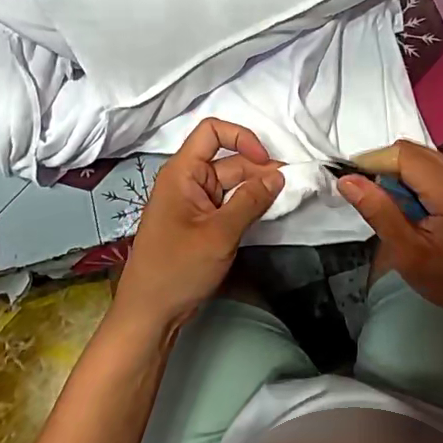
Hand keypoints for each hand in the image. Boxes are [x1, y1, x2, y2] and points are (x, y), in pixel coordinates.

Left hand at [113, 119, 285, 334]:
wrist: (150, 311)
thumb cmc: (177, 268)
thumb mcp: (219, 234)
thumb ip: (250, 201)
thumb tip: (278, 174)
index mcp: (181, 172)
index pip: (211, 132)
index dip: (242, 138)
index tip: (266, 160)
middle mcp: (186, 181)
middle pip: (227, 160)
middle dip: (258, 169)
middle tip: (292, 187)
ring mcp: (192, 203)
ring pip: (230, 183)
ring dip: (256, 189)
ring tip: (286, 200)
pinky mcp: (199, 223)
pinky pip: (226, 204)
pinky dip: (246, 205)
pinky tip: (267, 213)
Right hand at [336, 141, 442, 320]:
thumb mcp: (408, 254)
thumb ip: (378, 212)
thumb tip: (346, 180)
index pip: (402, 155)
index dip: (371, 163)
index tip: (351, 184)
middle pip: (412, 151)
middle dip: (383, 168)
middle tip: (371, 200)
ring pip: (423, 156)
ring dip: (400, 174)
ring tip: (392, 206)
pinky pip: (436, 165)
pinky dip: (417, 178)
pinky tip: (414, 206)